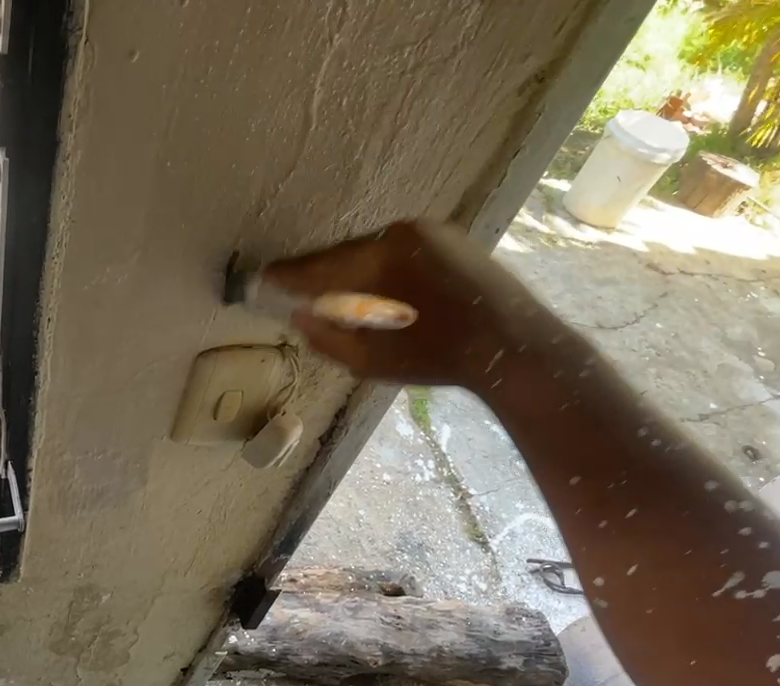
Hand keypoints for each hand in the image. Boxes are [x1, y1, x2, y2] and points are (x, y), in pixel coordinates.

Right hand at [262, 219, 544, 388]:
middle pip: (348, 253)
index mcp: (381, 259)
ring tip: (332, 288)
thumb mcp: (372, 361)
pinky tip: (375, 287)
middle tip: (295, 284)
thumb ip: (327, 338)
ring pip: (374, 250)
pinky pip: (400, 250)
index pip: (322, 266)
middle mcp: (404, 233)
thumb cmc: (438, 357)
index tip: (265, 277)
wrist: (514, 345)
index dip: (291, 275)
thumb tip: (298, 316)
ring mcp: (432, 231)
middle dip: (321, 271)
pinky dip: (380, 266)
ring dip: (352, 269)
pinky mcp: (451, 238)